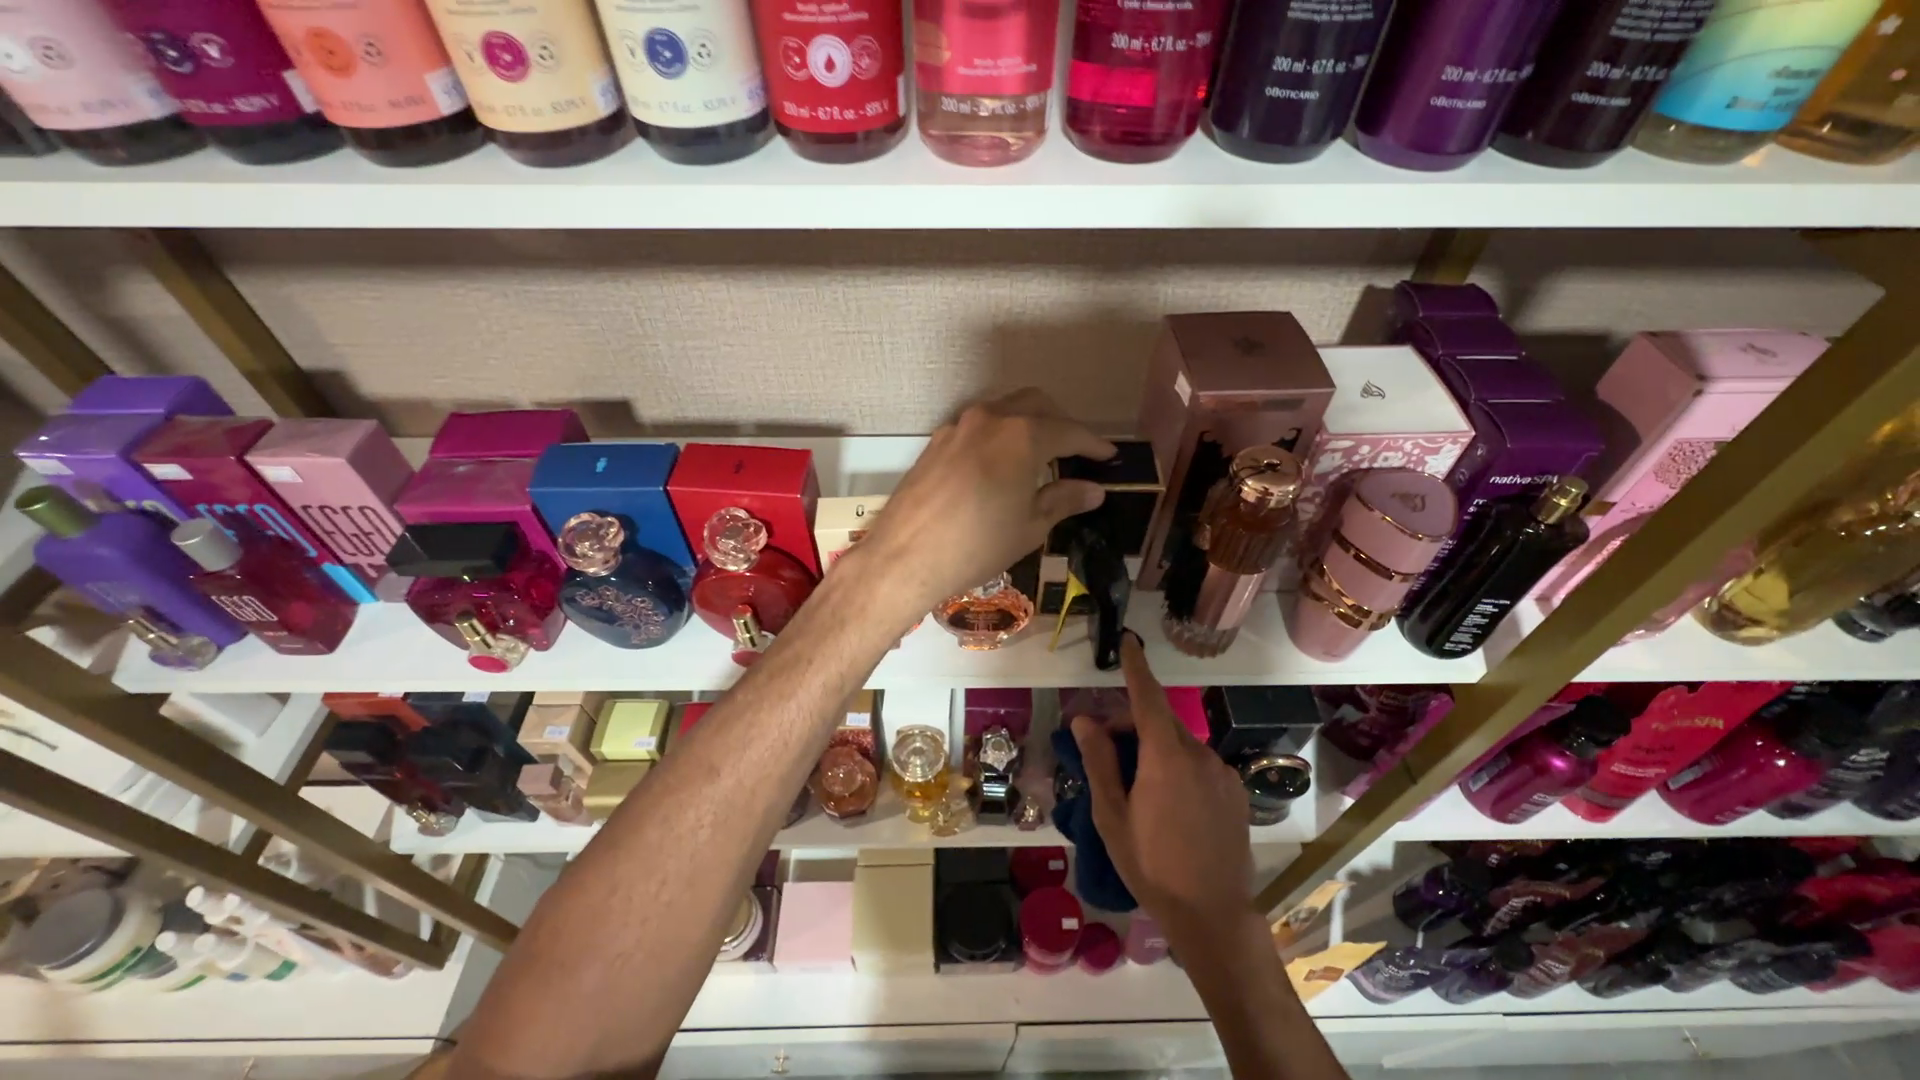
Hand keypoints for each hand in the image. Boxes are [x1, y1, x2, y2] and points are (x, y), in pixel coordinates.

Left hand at [848, 388, 1114, 622]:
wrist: (905, 556)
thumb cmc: (977, 545)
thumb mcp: (1030, 527)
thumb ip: (1063, 500)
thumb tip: (1094, 489)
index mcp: (1022, 435)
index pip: (1069, 431)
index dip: (1093, 444)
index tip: (1109, 457)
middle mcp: (990, 419)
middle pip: (1036, 405)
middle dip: (1061, 423)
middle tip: (1076, 452)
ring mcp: (958, 426)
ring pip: (1004, 410)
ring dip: (1028, 423)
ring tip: (1040, 455)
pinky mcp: (937, 442)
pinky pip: (978, 426)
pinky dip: (999, 435)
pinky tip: (1001, 464)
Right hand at [1073, 634, 1257, 940]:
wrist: (1213, 913)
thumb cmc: (1151, 865)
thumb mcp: (1112, 816)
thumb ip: (1099, 762)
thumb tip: (1084, 720)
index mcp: (1165, 756)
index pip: (1147, 697)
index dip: (1135, 667)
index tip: (1128, 641)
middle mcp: (1199, 754)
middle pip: (1159, 723)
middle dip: (1130, 726)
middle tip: (1101, 751)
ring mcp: (1223, 773)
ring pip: (1180, 745)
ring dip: (1154, 750)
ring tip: (1134, 786)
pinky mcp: (1236, 792)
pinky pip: (1200, 766)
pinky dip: (1178, 768)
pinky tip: (1167, 804)